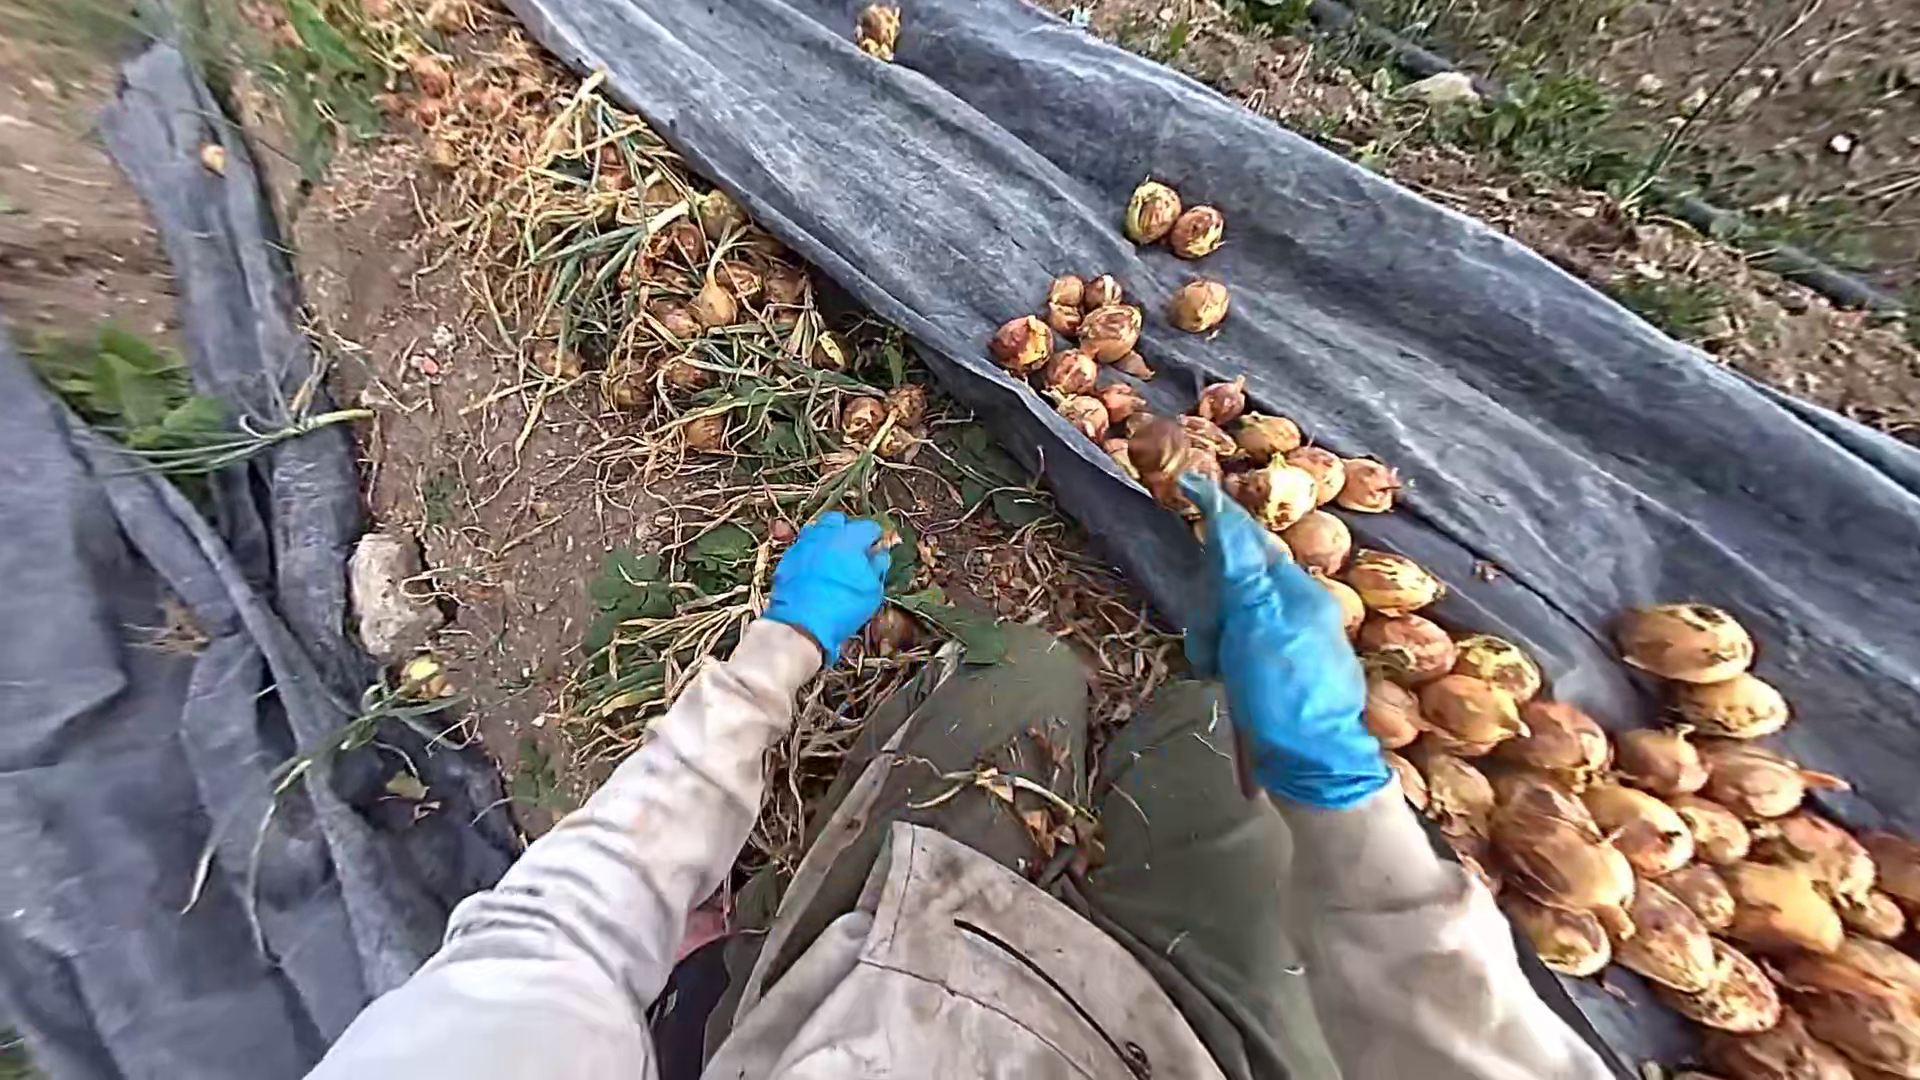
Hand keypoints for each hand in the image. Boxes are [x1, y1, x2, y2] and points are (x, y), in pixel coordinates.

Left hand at [764, 511, 890, 660]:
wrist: (802, 624)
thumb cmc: (844, 606)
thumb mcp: (873, 590)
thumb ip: (878, 565)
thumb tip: (879, 553)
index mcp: (850, 537)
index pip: (869, 527)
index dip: (876, 539)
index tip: (876, 551)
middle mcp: (824, 534)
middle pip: (838, 521)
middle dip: (847, 531)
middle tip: (854, 552)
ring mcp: (802, 544)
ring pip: (817, 531)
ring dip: (827, 540)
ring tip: (834, 560)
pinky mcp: (786, 558)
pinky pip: (803, 548)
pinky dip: (811, 554)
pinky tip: (816, 572)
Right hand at [1179, 472, 1387, 808]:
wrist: (1311, 764)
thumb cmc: (1287, 695)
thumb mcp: (1262, 631)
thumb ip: (1244, 579)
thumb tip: (1229, 526)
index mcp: (1296, 592)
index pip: (1251, 541)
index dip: (1222, 516)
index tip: (1195, 485)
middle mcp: (1290, 605)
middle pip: (1230, 576)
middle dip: (1210, 603)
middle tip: (1211, 639)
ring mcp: (1278, 633)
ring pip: (1223, 608)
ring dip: (1210, 632)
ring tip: (1216, 666)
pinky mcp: (1266, 656)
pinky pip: (1228, 634)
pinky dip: (1215, 649)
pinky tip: (1220, 672)